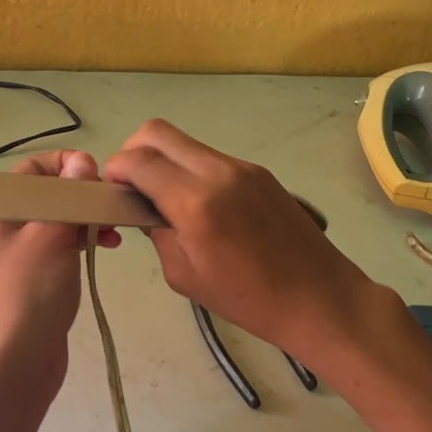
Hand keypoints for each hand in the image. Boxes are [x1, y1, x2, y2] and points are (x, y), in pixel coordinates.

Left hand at [0, 150, 119, 377]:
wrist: (12, 364)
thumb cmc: (28, 293)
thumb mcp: (50, 236)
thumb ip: (69, 195)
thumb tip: (83, 160)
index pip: (34, 167)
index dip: (68, 166)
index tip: (100, 179)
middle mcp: (0, 223)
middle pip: (48, 192)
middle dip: (84, 194)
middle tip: (113, 206)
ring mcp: (15, 252)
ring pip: (57, 219)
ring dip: (88, 218)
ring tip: (116, 229)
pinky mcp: (32, 277)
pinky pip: (59, 245)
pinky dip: (82, 241)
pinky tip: (107, 246)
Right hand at [104, 120, 392, 365]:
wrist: (320, 298)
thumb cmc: (248, 300)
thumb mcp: (184, 275)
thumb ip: (157, 232)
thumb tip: (144, 208)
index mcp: (196, 203)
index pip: (138, 160)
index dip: (115, 170)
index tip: (111, 191)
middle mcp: (218, 172)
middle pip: (157, 131)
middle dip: (133, 152)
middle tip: (132, 187)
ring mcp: (242, 167)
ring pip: (185, 141)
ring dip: (163, 160)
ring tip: (165, 199)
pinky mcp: (259, 171)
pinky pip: (210, 157)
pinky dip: (190, 169)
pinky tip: (199, 205)